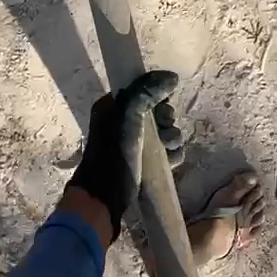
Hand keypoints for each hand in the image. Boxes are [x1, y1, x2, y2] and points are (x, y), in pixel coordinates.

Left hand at [65, 70, 180, 239]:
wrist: (103, 199)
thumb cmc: (112, 155)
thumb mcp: (127, 116)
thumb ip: (146, 93)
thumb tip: (170, 77)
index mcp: (113, 106)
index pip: (144, 90)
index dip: (158, 98)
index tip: (161, 109)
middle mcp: (123, 121)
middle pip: (158, 112)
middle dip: (167, 121)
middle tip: (164, 134)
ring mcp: (134, 143)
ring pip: (165, 132)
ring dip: (172, 138)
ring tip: (169, 149)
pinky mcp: (145, 162)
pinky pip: (166, 151)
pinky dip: (173, 154)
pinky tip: (172, 160)